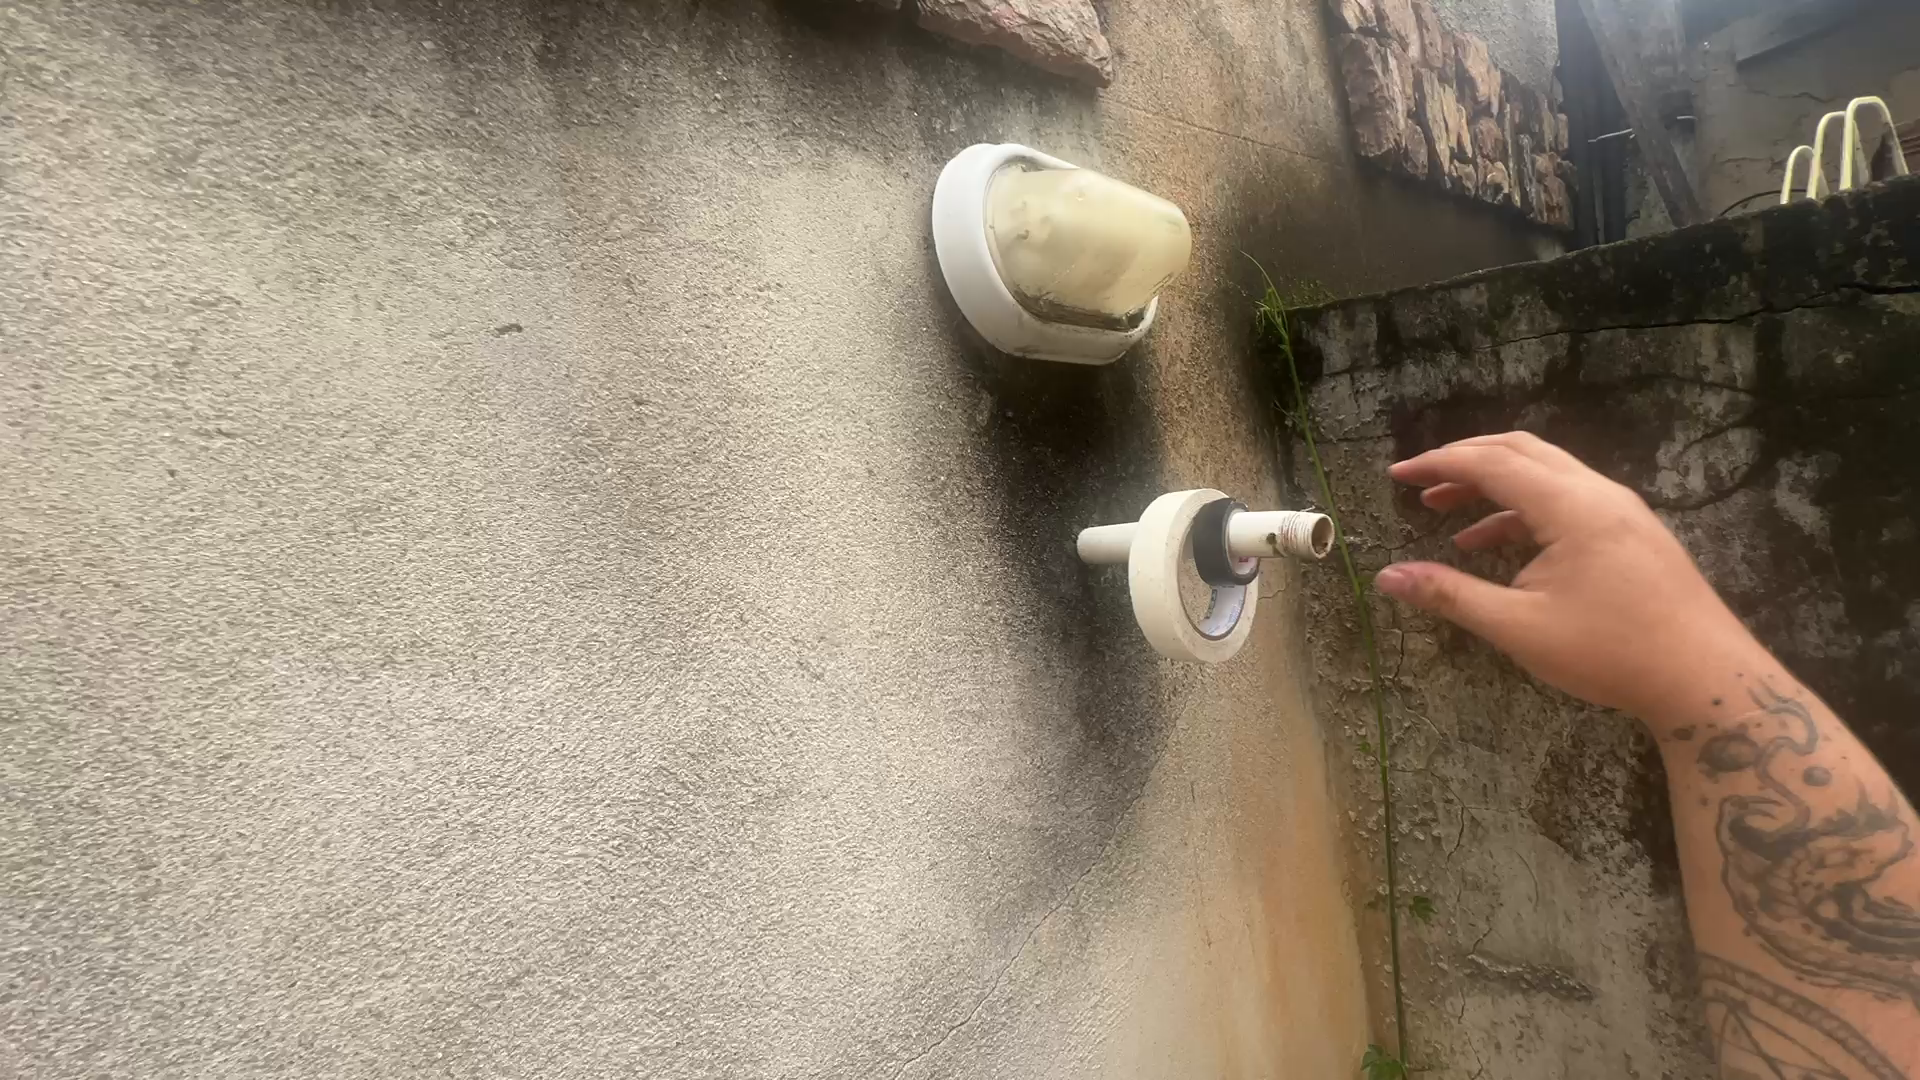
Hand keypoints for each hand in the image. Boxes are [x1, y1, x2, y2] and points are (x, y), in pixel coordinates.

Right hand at [1373, 432, 1763, 723]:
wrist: (1709, 683)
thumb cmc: (1610, 653)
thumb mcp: (1516, 626)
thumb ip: (1447, 594)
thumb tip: (1385, 577)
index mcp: (1573, 508)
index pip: (1493, 464)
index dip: (1438, 463)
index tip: (1396, 474)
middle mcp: (1599, 496)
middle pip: (1520, 451)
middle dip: (1461, 458)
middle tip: (1417, 478)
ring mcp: (1619, 512)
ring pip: (1542, 472)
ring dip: (1487, 482)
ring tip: (1440, 506)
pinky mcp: (1626, 533)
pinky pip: (1560, 499)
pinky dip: (1513, 508)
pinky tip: (1483, 542)